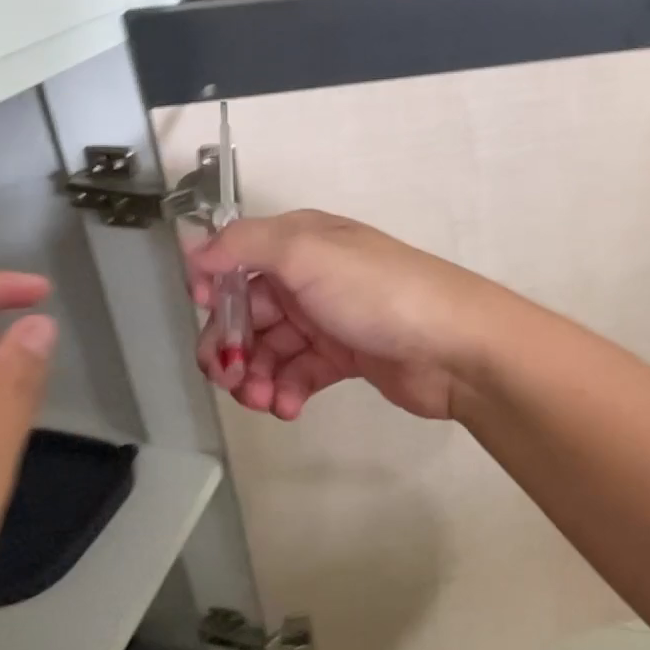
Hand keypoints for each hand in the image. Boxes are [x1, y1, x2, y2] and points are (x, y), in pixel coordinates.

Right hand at [187, 211, 506, 420]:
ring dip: (256, 377)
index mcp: (301, 242)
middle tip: (227, 377)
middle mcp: (311, 278)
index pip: (238, 258)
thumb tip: (194, 251)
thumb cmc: (377, 292)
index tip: (202, 311)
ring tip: (262, 399)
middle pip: (249, 311)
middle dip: (230, 345)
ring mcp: (329, 321)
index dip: (213, 285)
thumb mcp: (307, 252)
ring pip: (271, 350)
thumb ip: (244, 245)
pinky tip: (288, 407)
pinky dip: (287, 391)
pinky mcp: (345, 359)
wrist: (454, 347)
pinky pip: (300, 374)